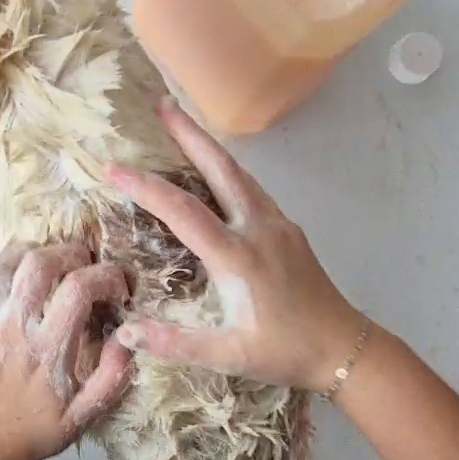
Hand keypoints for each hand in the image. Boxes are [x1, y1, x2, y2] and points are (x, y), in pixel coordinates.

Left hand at [0, 243, 135, 459]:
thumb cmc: (40, 427)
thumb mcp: (86, 415)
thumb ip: (113, 377)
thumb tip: (129, 337)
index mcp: (48, 350)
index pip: (78, 289)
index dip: (106, 276)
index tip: (119, 287)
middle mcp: (16, 327)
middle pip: (41, 262)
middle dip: (73, 254)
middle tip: (89, 267)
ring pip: (9, 260)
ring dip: (39, 252)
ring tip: (58, 264)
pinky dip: (11, 262)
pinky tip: (27, 272)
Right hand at [107, 97, 369, 392]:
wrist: (345, 348)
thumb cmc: (285, 352)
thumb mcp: (228, 355)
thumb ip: (176, 343)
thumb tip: (124, 335)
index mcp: (239, 257)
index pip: (184, 211)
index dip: (146, 188)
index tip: (113, 168)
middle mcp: (259, 230)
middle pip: (221, 169)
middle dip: (190, 133)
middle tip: (161, 104)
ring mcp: (278, 226)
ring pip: (240, 174)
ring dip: (209, 147)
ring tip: (182, 126)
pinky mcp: (288, 231)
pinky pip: (252, 190)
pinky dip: (226, 171)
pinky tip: (215, 174)